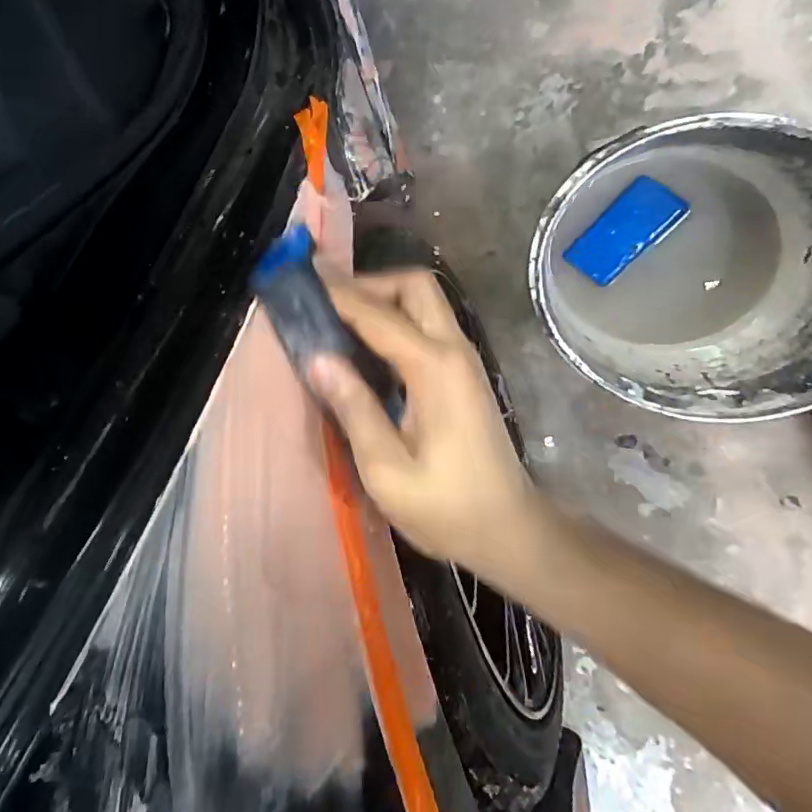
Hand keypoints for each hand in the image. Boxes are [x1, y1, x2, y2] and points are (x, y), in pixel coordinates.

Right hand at [305, 270, 543, 570]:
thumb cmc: (446, 508)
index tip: (301, 281)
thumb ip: (354, 409)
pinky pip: (429, 325)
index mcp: (434, 368)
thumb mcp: (387, 470)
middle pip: (414, 286)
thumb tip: (317, 358)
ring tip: (337, 315)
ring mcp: (464, 359)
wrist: (510, 531)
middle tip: (325, 300)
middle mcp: (454, 350)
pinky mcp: (465, 373)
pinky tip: (368, 343)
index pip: (378, 315)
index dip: (338, 294)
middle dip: (369, 283)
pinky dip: (397, 318)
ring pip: (425, 301)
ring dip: (384, 297)